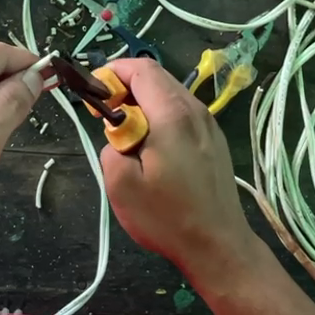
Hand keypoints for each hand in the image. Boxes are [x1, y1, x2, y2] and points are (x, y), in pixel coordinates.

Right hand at [98, 57, 259, 281]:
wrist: (219, 246)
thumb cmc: (168, 217)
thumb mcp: (121, 185)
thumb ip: (110, 147)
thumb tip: (118, 135)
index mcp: (172, 115)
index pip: (141, 69)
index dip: (113, 72)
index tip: (95, 94)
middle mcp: (195, 110)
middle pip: (157, 76)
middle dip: (126, 87)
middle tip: (107, 116)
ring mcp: (209, 124)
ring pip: (170, 93)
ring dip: (144, 102)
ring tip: (127, 135)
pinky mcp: (214, 139)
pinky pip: (182, 111)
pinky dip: (161, 115)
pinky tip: (153, 147)